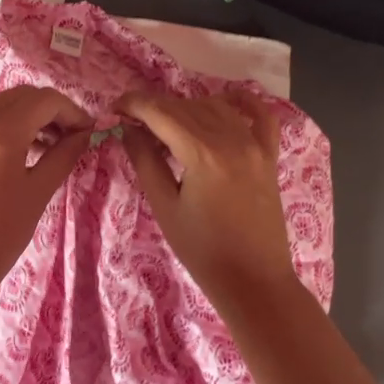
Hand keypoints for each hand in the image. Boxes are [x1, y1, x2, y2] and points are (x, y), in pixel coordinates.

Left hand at [0, 86, 93, 287]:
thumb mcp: (37, 194)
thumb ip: (63, 156)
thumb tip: (84, 134)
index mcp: (0, 132)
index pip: (45, 100)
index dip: (72, 111)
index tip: (88, 132)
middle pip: (22, 96)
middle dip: (51, 109)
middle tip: (71, 136)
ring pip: (2, 106)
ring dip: (29, 116)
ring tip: (50, 146)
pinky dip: (7, 126)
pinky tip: (21, 153)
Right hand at [117, 89, 295, 304]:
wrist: (255, 282)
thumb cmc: (203, 251)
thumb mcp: (165, 207)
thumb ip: (145, 161)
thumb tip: (127, 129)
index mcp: (202, 153)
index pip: (160, 112)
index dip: (133, 105)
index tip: (114, 109)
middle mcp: (231, 139)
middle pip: (185, 106)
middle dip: (155, 108)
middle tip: (132, 122)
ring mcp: (254, 145)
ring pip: (214, 106)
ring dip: (186, 107)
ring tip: (166, 124)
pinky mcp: (269, 156)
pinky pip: (260, 115)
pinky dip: (242, 102)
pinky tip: (223, 101)